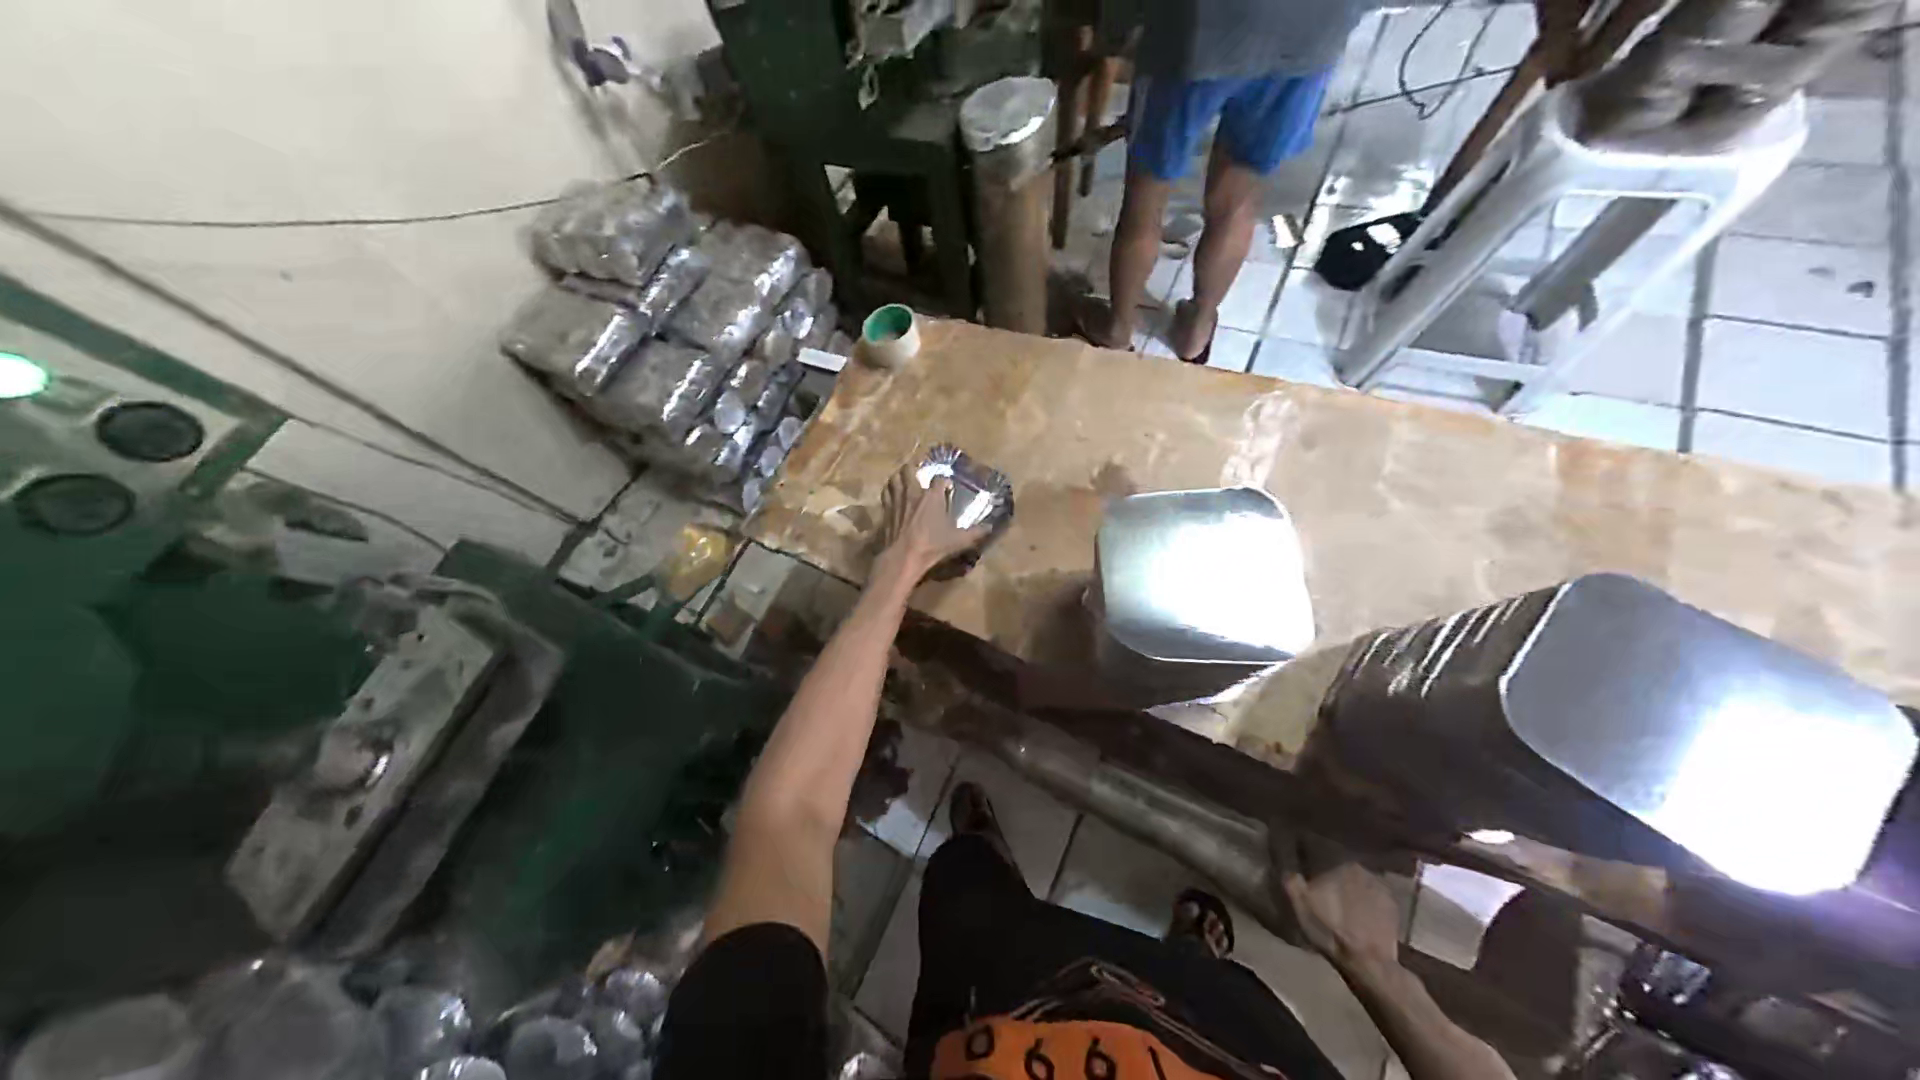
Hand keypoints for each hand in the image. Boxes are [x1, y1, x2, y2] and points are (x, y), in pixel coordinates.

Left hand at [874, 466, 990, 583]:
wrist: (902, 556)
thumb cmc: (932, 546)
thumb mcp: (958, 541)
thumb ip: (975, 533)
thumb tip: (990, 528)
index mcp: (932, 496)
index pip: (939, 479)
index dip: (944, 481)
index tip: (947, 486)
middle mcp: (913, 492)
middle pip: (909, 470)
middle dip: (914, 468)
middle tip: (919, 471)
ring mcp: (897, 500)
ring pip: (894, 479)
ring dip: (899, 476)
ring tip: (904, 479)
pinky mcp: (885, 510)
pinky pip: (886, 494)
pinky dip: (890, 491)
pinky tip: (892, 495)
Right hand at [1271, 830, 1401, 973]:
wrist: (1368, 961)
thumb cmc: (1326, 926)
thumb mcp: (1295, 897)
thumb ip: (1287, 863)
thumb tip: (1279, 836)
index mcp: (1330, 856)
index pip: (1309, 838)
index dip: (1297, 845)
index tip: (1291, 855)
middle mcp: (1355, 861)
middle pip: (1331, 853)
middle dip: (1320, 861)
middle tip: (1312, 878)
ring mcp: (1376, 879)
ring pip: (1350, 870)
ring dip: (1340, 876)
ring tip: (1333, 894)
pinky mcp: (1389, 899)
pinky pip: (1368, 887)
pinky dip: (1359, 892)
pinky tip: (1354, 908)